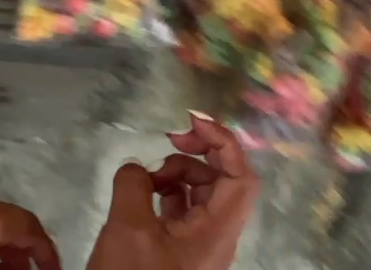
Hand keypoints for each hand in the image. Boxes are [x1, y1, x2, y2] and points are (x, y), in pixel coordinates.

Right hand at [85, 117, 259, 269]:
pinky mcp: (180, 251)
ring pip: (202, 191)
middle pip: (224, 179)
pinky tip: (145, 192)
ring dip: (176, 171)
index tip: (189, 119)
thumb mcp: (128, 227)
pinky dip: (167, 190)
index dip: (223, 141)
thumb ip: (134, 183)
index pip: (241, 177)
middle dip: (198, 152)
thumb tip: (138, 167)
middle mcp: (216, 237)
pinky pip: (184, 208)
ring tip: (146, 179)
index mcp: (216, 233)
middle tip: (168, 137)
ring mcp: (200, 246)